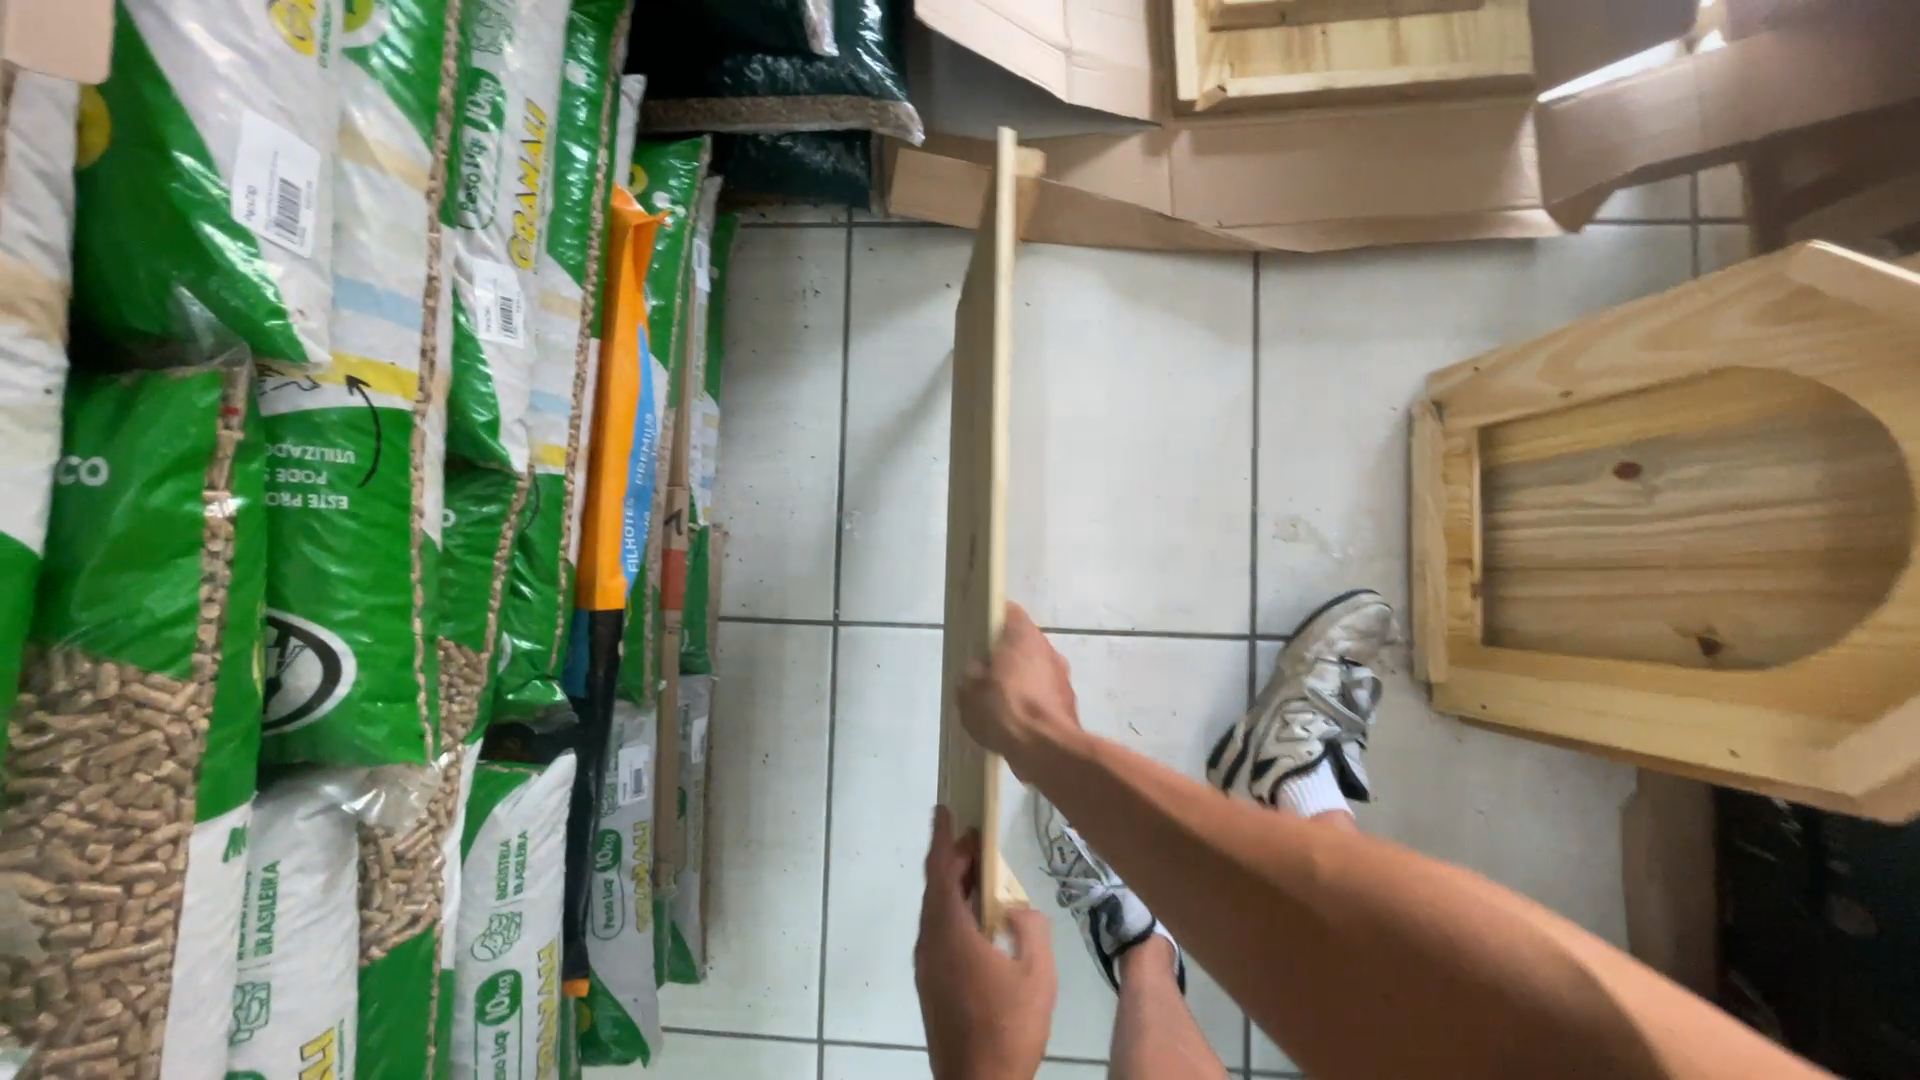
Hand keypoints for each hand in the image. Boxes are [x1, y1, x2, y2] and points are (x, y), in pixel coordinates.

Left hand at [915, 807, 1055, 1079]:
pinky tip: (979, 919)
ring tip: (982, 873)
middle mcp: (930, 943)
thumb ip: (1031, 929)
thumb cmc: (1009, 1027)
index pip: (941, 872)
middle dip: (954, 859)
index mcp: (950, 933)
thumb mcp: (1037, 975)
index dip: (941, 838)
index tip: (943, 809)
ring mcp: (926, 965)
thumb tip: (1016, 908)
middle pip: (937, 888)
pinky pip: (939, 931)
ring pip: (936, 911)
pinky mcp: (930, 984)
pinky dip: (954, 911)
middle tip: (978, 840)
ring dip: (956, 887)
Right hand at [957, 603, 1080, 774]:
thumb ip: (970, 679)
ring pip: (1036, 667)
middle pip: (1023, 641)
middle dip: (1005, 654)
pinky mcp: (1069, 700)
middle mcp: (1047, 649)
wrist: (1048, 750)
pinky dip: (1033, 699)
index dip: (993, 618)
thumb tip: (975, 673)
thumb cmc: (1006, 712)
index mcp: (1022, 637)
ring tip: (999, 701)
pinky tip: (1017, 720)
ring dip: (1020, 678)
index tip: (979, 632)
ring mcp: (1062, 674)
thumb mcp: (970, 696)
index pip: (1009, 611)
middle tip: (984, 671)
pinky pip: (1045, 692)